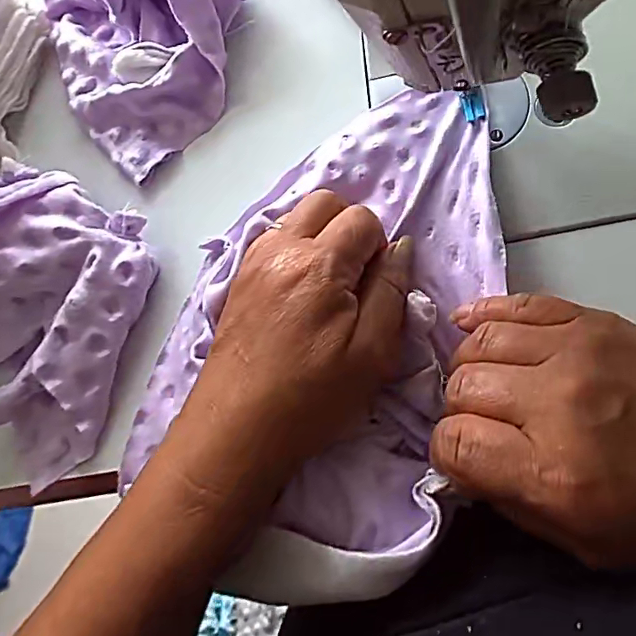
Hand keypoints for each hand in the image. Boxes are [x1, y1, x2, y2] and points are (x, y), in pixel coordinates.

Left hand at [160, 190, 410, 509]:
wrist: (234, 434)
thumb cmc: (310, 399)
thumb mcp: (372, 352)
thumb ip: (392, 289)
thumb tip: (401, 247)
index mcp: (319, 264)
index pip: (363, 219)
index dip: (379, 247)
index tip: (374, 287)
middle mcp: (282, 249)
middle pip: (327, 201)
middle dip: (350, 228)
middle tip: (354, 276)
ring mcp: (254, 260)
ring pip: (299, 216)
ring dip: (322, 236)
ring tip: (327, 285)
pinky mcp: (239, 277)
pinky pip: (275, 239)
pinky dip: (296, 249)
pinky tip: (300, 294)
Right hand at [430, 293, 635, 569]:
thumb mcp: (594, 545)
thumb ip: (517, 503)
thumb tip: (467, 464)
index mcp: (555, 474)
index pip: (455, 443)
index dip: (447, 451)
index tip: (462, 454)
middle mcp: (555, 403)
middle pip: (461, 387)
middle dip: (456, 408)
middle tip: (478, 420)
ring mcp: (573, 350)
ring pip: (479, 341)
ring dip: (466, 362)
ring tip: (477, 377)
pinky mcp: (590, 318)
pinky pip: (517, 304)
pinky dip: (484, 313)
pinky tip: (469, 323)